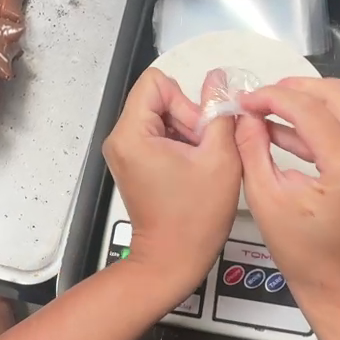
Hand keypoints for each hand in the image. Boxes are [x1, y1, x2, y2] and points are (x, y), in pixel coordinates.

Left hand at [103, 67, 241, 303]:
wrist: (172, 259)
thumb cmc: (194, 217)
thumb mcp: (220, 158)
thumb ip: (220, 113)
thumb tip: (219, 80)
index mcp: (131, 134)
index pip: (156, 82)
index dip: (185, 101)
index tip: (198, 133)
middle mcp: (119, 139)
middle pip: (158, 99)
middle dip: (187, 119)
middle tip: (203, 152)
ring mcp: (124, 152)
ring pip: (161, 116)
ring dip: (186, 133)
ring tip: (199, 164)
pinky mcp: (132, 163)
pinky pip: (158, 135)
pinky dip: (178, 145)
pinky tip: (191, 170)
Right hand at [235, 78, 339, 315]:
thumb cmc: (301, 252)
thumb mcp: (266, 198)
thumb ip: (252, 149)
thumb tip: (244, 113)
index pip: (311, 112)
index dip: (273, 98)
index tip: (245, 99)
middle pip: (336, 95)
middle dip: (293, 89)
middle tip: (259, 98)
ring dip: (305, 103)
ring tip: (266, 111)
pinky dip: (316, 122)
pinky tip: (283, 129)